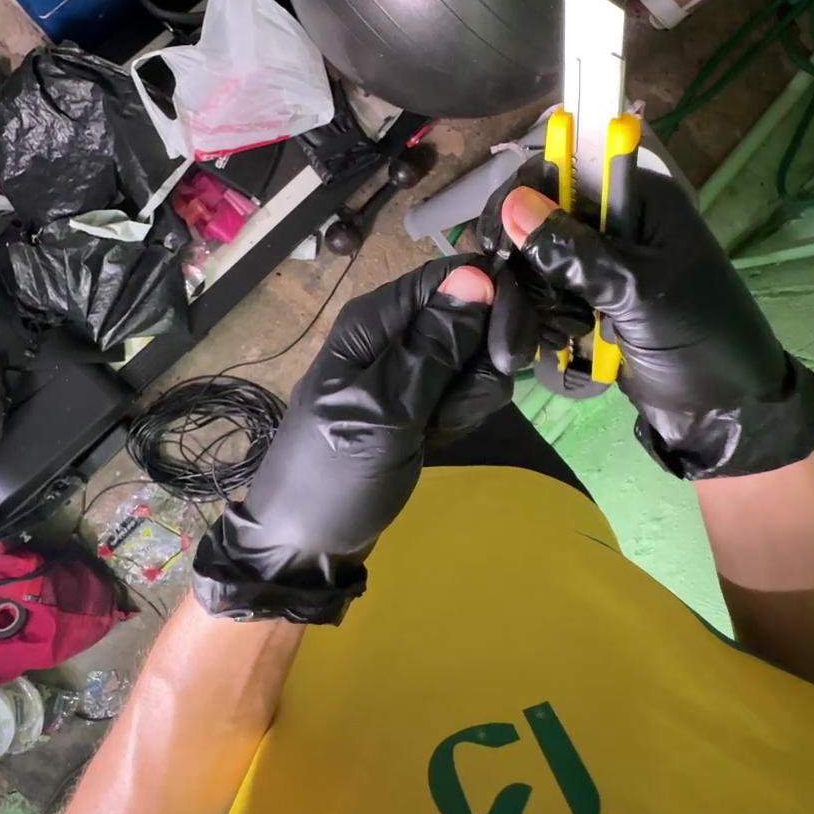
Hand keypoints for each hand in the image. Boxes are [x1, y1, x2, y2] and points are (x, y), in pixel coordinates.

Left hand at [192, 257, 509, 622]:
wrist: (309, 538)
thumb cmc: (335, 474)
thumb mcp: (387, 410)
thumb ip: (434, 345)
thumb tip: (477, 276)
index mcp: (376, 318)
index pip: (454, 275)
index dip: (492, 304)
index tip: (504, 356)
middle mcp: (396, 330)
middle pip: (474, 314)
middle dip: (480, 363)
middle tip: (451, 410)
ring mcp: (411, 365)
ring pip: (477, 355)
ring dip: (469, 397)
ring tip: (432, 430)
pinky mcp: (424, 395)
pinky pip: (466, 387)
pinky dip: (462, 414)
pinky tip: (435, 438)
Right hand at [485, 167, 813, 478]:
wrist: (721, 408)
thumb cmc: (695, 340)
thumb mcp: (634, 291)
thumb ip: (573, 250)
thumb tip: (513, 204)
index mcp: (639, 199)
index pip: (563, 172)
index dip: (523, 198)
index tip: (497, 243)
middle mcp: (616, 222)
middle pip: (541, 216)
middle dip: (528, 260)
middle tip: (529, 298)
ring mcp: (602, 263)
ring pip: (536, 259)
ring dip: (537, 296)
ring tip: (562, 329)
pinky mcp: (591, 297)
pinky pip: (547, 293)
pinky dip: (544, 317)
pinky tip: (559, 341)